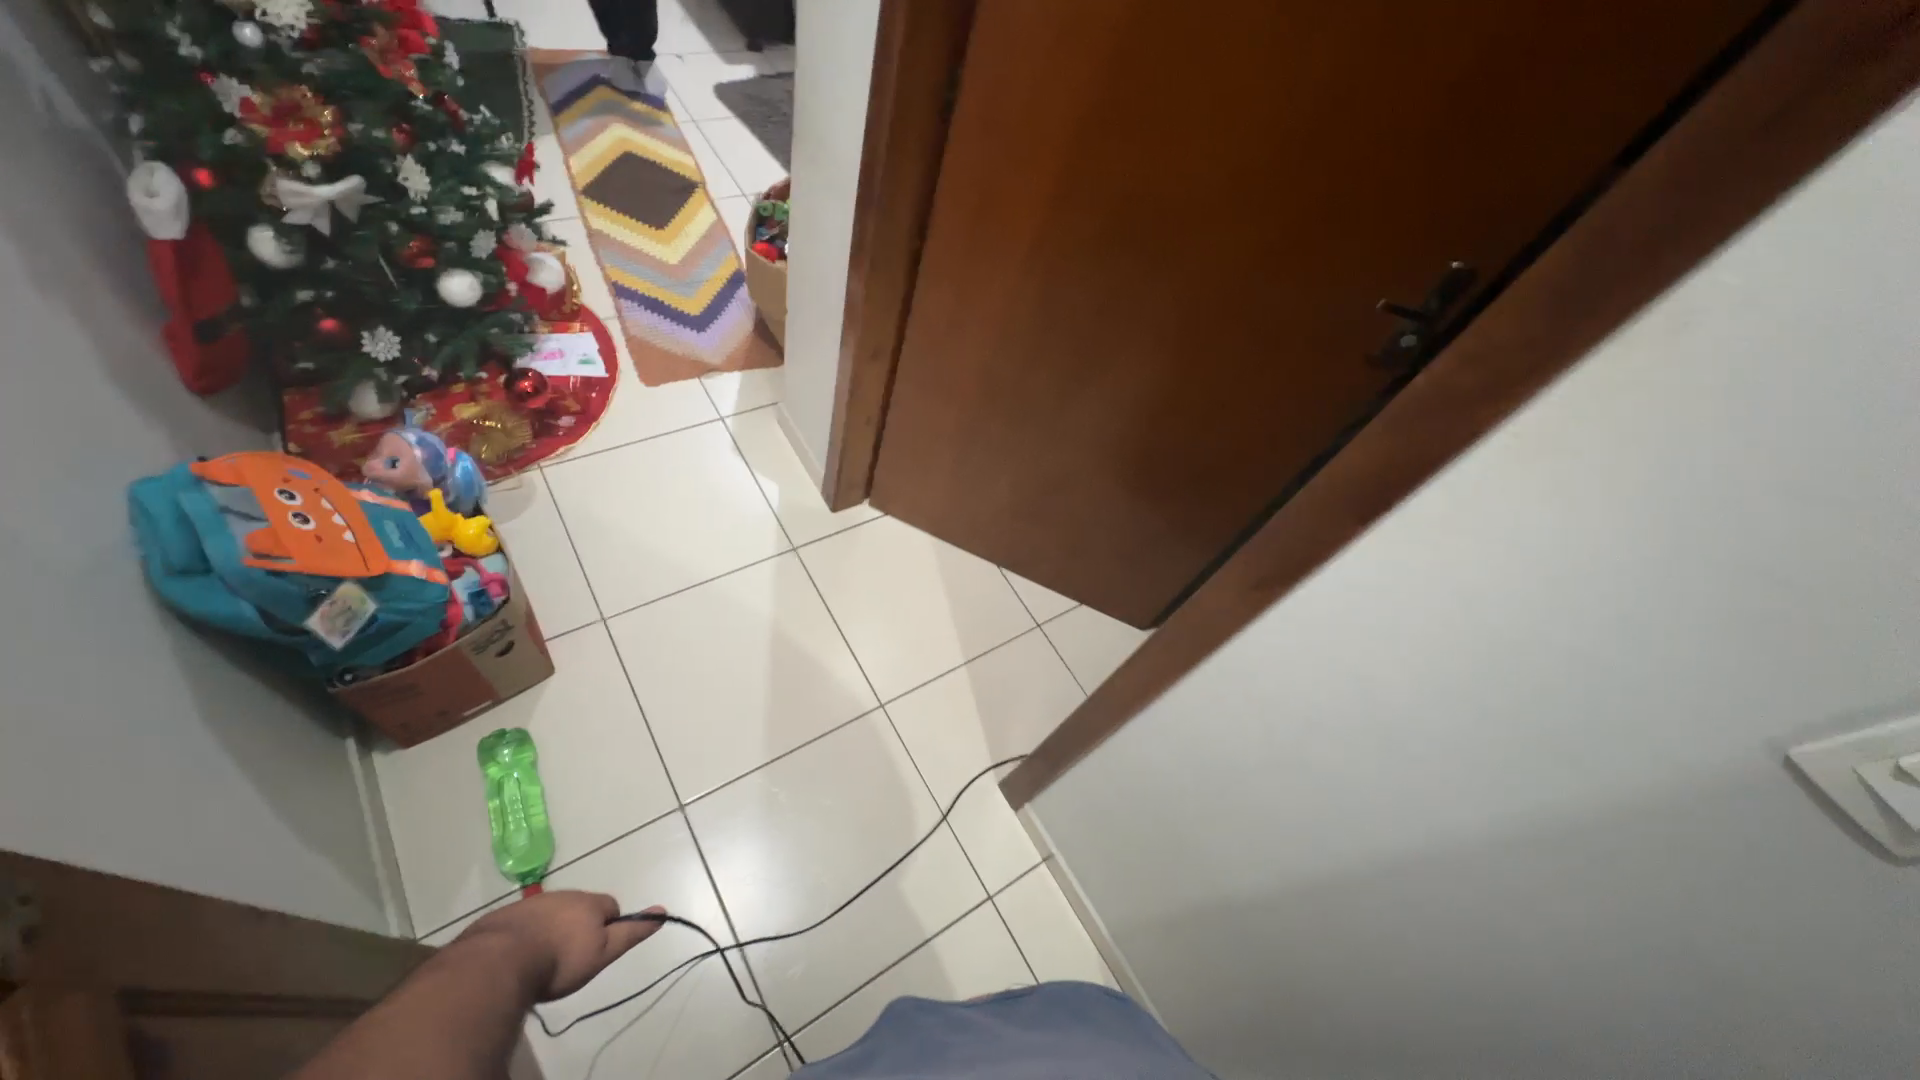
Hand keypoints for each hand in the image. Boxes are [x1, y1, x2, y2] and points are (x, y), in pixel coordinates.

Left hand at [456, 890, 664, 1000]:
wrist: (499, 962)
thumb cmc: (559, 960)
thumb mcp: (602, 952)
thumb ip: (631, 932)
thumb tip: (663, 911)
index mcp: (589, 903)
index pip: (610, 907)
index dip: (608, 926)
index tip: (596, 950)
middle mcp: (562, 896)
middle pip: (579, 907)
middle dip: (578, 926)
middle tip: (569, 958)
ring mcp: (531, 904)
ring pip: (550, 913)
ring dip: (551, 928)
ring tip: (542, 958)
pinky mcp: (503, 916)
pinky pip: (521, 922)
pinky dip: (524, 934)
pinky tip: (517, 956)